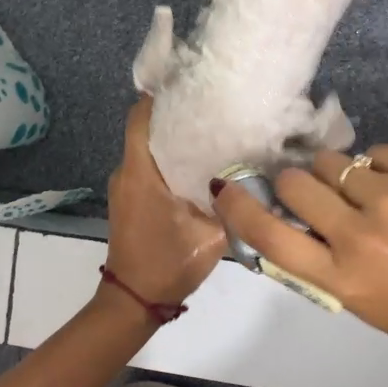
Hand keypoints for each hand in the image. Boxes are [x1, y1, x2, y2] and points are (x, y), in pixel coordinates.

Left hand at [104, 97, 227, 307]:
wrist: (134, 302)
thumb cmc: (167, 264)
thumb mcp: (210, 236)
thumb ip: (234, 205)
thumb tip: (261, 178)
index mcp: (140, 173)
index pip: (141, 117)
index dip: (162, 96)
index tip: (192, 84)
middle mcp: (127, 172)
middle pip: (147, 129)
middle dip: (177, 114)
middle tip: (216, 106)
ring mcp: (126, 187)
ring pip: (148, 148)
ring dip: (175, 138)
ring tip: (214, 129)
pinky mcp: (131, 200)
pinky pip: (148, 166)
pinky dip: (170, 158)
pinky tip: (201, 163)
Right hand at [211, 145, 387, 347]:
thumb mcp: (375, 311)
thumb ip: (329, 275)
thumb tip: (293, 237)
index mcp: (344, 281)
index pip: (271, 238)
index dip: (241, 209)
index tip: (226, 190)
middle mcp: (357, 236)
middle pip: (294, 185)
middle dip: (293, 183)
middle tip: (310, 190)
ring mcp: (386, 197)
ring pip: (329, 162)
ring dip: (334, 172)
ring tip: (361, 187)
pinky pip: (372, 154)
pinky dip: (377, 167)